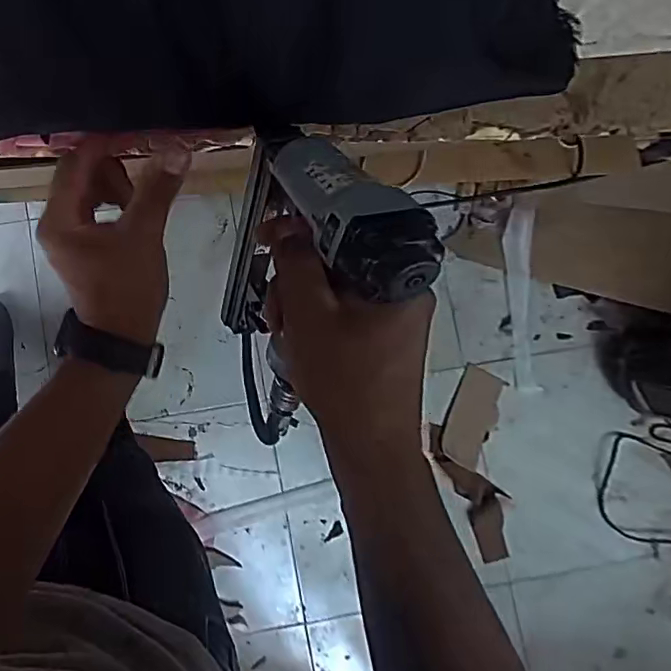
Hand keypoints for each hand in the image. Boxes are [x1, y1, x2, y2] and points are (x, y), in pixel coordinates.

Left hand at [37, 137, 189, 343]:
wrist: (122, 336)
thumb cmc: (128, 289)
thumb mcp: (144, 234)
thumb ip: (157, 189)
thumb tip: (176, 150)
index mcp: (60, 219)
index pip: (75, 163)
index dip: (105, 144)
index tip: (137, 136)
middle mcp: (55, 221)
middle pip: (80, 173)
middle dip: (113, 170)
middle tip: (141, 184)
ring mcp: (66, 232)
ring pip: (89, 188)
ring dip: (117, 185)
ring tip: (139, 206)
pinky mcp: (80, 241)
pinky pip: (94, 206)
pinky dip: (115, 201)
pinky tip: (134, 213)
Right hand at [260, 215, 432, 459]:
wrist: (370, 447)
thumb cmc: (344, 379)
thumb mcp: (310, 314)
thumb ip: (297, 262)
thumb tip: (287, 228)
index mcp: (398, 273)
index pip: (350, 224)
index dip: (305, 222)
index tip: (270, 232)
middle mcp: (401, 286)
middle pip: (337, 258)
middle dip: (296, 278)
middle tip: (274, 307)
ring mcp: (392, 312)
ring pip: (334, 285)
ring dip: (299, 302)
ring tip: (282, 334)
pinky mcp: (380, 333)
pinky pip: (340, 309)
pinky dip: (313, 319)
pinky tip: (296, 343)